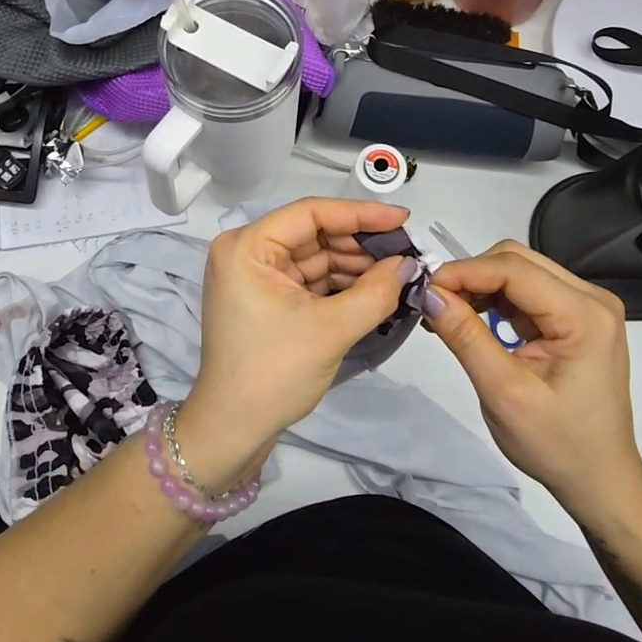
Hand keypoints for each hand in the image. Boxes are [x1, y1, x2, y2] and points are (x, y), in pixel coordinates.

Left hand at [179, 198, 416, 480]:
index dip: (360, 214)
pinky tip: (376, 290)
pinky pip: (309, 280)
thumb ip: (376, 292)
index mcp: (247, 246)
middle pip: (314, 234)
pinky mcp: (266, 300)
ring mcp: (255, 277)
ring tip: (400, 274)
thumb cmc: (273, 373)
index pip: (310, 213)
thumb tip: (408, 265)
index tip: (403, 219)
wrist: (233, 428)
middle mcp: (246, 253)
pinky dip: (341, 285)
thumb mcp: (331, 330)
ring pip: (315, 258)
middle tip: (408, 254)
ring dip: (355, 266)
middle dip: (361, 245)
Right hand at [424, 241, 641, 511]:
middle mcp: (591, 299)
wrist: (599, 479)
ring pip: (518, 271)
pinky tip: (471, 321)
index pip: (514, 268)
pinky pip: (525, 291)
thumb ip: (466, 337)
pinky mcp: (574, 317)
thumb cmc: (556, 443)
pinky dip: (494, 300)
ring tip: (448, 316)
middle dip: (470, 276)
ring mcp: (585, 306)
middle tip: (434, 306)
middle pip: (517, 261)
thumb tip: (429, 293)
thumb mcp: (503, 392)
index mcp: (584, 316)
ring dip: (480, 286)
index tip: (424, 291)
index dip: (464, 272)